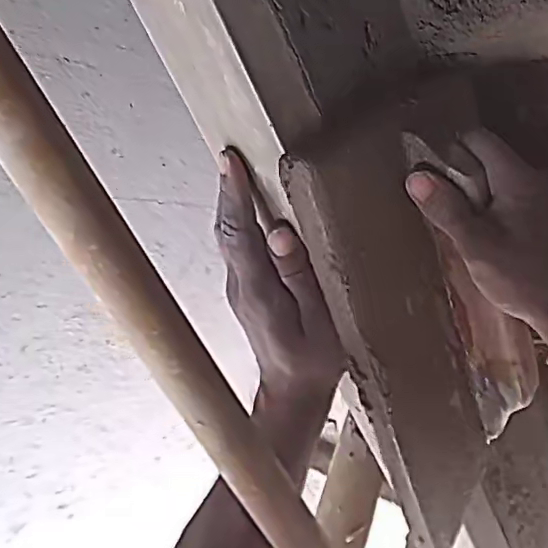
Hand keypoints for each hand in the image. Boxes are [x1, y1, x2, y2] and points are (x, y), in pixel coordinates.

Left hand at [215, 149, 346, 405]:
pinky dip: (238, 218)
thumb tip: (281, 233)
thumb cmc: (314, 361)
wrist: (291, 393)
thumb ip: (300, 277)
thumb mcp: (321, 322)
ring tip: (234, 168)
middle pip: (226, 230)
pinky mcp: (244, 288)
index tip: (230, 163)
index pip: (240, 235)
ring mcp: (238, 287)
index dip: (234, 196)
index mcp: (259, 291)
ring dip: (230, 201)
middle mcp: (240, 285)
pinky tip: (248, 203)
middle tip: (229, 154)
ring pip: (228, 236)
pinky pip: (237, 245)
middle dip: (227, 190)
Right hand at [404, 128, 547, 341]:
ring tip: (451, 218)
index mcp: (516, 178)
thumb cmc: (521, 278)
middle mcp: (529, 179)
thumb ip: (446, 209)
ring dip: (468, 191)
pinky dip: (483, 205)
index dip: (448, 148)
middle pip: (483, 155)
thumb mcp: (476, 246)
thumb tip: (415, 177)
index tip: (428, 173)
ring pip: (491, 177)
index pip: (477, 138)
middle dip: (456, 172)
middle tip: (437, 202)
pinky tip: (473, 231)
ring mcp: (536, 197)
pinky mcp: (536, 216)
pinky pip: (501, 195)